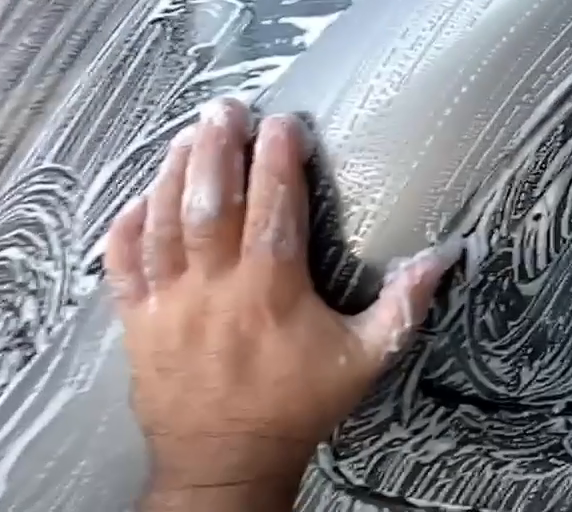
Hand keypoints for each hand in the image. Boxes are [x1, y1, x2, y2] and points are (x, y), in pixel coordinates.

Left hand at [101, 100, 457, 508]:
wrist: (225, 462)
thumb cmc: (303, 401)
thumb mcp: (370, 355)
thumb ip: (407, 302)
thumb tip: (449, 251)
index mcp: (270, 289)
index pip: (272, 208)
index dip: (277, 161)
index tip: (284, 122)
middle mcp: (213, 288)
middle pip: (208, 205)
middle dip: (217, 150)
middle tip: (225, 108)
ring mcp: (166, 306)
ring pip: (163, 226)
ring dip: (172, 175)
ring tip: (187, 133)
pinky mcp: (137, 325)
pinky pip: (122, 268)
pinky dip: (126, 228)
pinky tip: (138, 197)